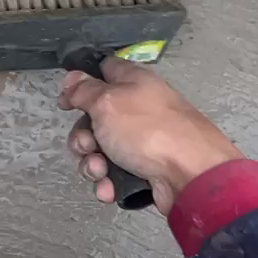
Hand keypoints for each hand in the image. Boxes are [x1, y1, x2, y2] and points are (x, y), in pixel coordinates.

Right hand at [56, 57, 243, 212]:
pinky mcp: (142, 167)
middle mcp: (137, 108)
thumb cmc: (149, 131)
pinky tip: (109, 187)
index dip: (80, 83)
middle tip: (88, 145)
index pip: (103, 70)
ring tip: (101, 172)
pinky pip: (113, 171)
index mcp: (133, 83)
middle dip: (82, 137)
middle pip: (93, 118)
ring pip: (99, 149)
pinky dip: (107, 180)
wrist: (191, 175)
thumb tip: (72, 77)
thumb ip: (84, 90)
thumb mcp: (108, 103)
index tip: (66, 100)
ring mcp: (140, 139)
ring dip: (92, 163)